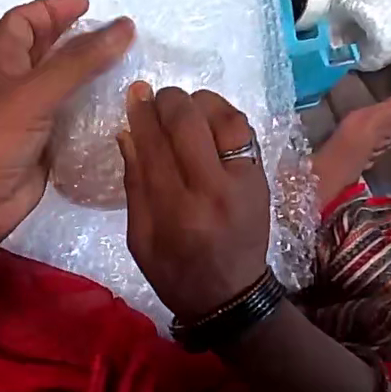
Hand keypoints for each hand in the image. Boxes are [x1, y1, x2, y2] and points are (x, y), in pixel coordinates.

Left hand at [0, 0, 134, 255]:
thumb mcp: (35, 92)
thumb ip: (79, 60)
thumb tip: (124, 27)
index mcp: (1, 63)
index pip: (24, 22)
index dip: (51, 9)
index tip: (86, 5)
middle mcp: (15, 86)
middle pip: (45, 52)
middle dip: (75, 39)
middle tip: (113, 37)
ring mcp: (29, 119)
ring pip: (62, 87)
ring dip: (88, 77)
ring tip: (123, 70)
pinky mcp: (43, 147)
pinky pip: (70, 121)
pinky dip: (90, 112)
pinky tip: (115, 111)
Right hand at [118, 83, 270, 320]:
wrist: (232, 297)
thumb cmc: (176, 274)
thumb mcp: (140, 239)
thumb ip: (134, 185)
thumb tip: (128, 134)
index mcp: (177, 212)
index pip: (155, 146)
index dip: (142, 114)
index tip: (134, 94)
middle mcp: (213, 190)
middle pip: (189, 123)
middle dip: (168, 101)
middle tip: (156, 99)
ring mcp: (244, 181)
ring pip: (224, 117)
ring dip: (200, 104)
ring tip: (184, 109)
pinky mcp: (262, 179)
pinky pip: (245, 131)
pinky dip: (223, 117)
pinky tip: (208, 122)